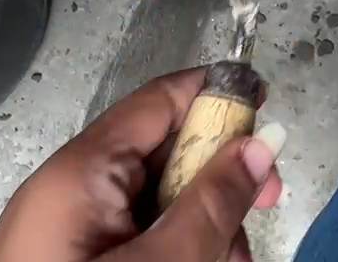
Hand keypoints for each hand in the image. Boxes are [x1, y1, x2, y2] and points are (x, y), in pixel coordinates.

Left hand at [0, 66, 285, 261]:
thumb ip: (215, 201)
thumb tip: (260, 144)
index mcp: (80, 172)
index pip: (160, 100)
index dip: (214, 92)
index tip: (266, 103)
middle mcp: (69, 192)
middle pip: (163, 152)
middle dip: (219, 176)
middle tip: (269, 199)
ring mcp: (67, 237)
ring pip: (156, 202)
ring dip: (205, 224)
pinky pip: (136, 239)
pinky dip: (175, 249)